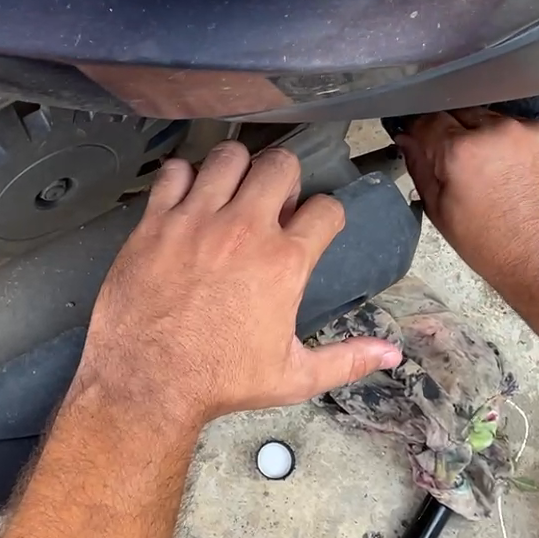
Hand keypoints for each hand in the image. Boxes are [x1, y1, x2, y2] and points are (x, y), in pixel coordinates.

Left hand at [73, 142, 403, 426]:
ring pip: (229, 156)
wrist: (148, 382)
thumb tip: (390, 354)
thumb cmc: (219, 379)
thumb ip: (346, 360)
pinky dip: (183, 178)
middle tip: (272, 203)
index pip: (326, 208)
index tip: (312, 226)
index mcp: (284, 262)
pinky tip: (186, 200)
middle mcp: (244, 230)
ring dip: (236, 170)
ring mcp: (197, 220)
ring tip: (231, 194)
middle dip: (284, 179)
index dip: (324, 216)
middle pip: (281, 164)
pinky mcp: (156, 223)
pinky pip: (174, 172)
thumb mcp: (293, 376)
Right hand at [394, 109, 538, 300]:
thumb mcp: (439, 211)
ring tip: (490, 171)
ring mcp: (530, 131)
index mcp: (461, 151)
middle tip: (455, 163)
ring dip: (484, 136)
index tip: (416, 138)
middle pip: (460, 112)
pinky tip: (514, 172)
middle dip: (452, 132)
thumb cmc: (491, 244)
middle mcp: (496, 131)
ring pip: (492, 119)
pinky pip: (522, 129)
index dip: (418, 129)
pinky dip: (513, 143)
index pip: (427, 119)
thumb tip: (406, 139)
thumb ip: (419, 167)